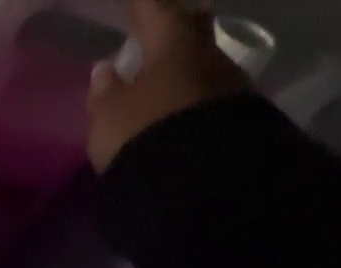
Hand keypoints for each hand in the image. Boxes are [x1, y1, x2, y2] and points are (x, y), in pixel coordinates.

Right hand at [88, 0, 252, 171]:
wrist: (195, 176)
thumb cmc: (142, 133)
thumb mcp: (108, 115)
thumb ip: (105, 90)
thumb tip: (106, 68)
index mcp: (172, 46)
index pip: (156, 11)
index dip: (142, 3)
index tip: (133, 0)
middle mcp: (206, 55)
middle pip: (193, 28)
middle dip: (180, 20)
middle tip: (171, 16)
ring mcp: (226, 83)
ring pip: (204, 59)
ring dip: (189, 58)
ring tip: (170, 65)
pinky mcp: (235, 113)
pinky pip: (209, 90)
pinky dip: (194, 88)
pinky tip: (182, 98)